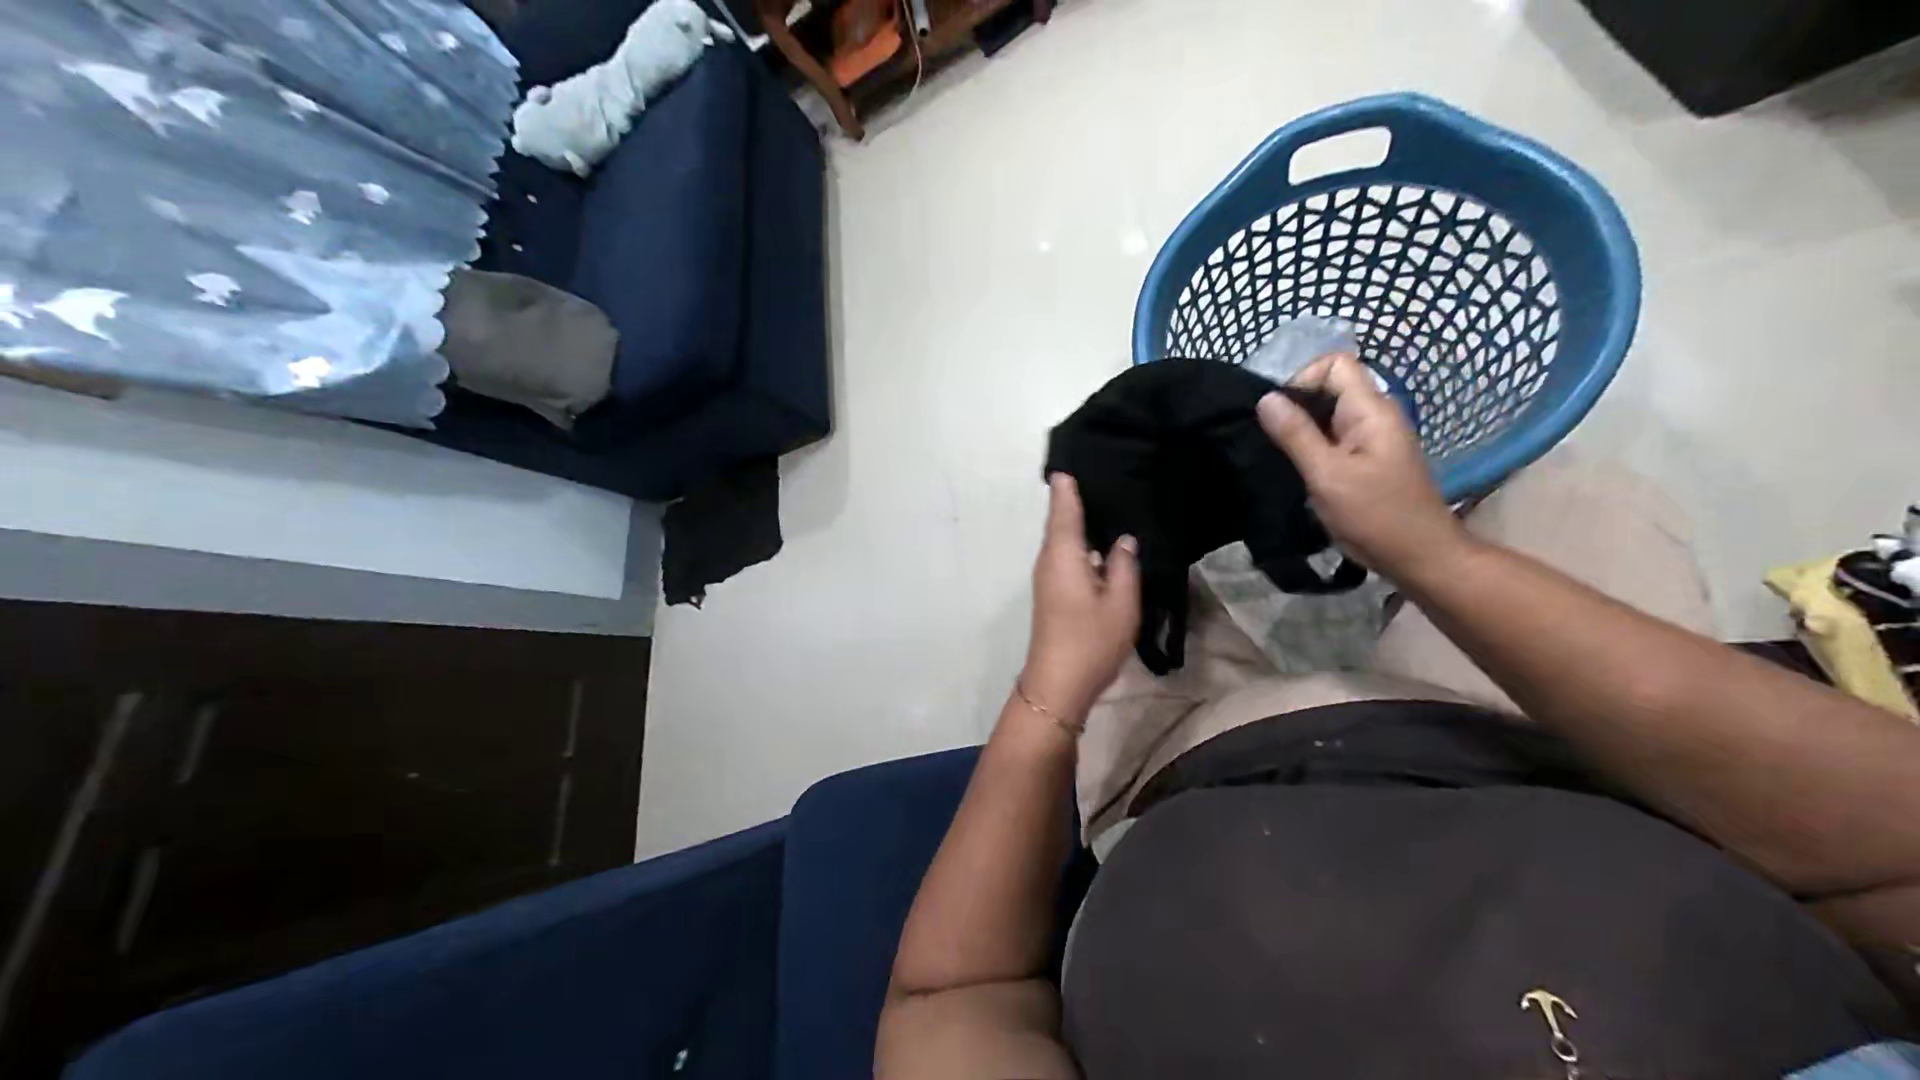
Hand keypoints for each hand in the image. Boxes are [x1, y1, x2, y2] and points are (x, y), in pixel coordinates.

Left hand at [1022, 474, 1141, 718]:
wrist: (1058, 683)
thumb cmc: (1090, 639)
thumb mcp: (1120, 601)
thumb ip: (1124, 565)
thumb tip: (1123, 539)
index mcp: (1063, 554)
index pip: (1063, 508)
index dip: (1066, 484)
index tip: (1071, 459)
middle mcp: (1049, 559)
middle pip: (1060, 520)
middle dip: (1074, 497)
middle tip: (1098, 471)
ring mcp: (1048, 577)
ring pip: (1063, 539)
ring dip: (1078, 520)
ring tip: (1105, 499)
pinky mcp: (1053, 593)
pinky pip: (1066, 555)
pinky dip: (1080, 542)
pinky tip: (1101, 542)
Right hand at [1256, 353, 1469, 580]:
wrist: (1419, 556)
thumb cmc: (1374, 515)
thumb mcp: (1327, 474)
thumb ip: (1295, 434)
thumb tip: (1266, 399)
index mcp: (1371, 410)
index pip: (1335, 364)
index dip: (1302, 379)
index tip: (1280, 415)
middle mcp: (1375, 415)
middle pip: (1329, 386)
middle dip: (1296, 405)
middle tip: (1274, 440)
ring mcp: (1372, 437)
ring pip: (1328, 413)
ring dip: (1301, 428)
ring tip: (1283, 457)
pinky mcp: (1366, 458)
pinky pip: (1333, 437)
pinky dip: (1312, 446)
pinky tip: (1300, 470)